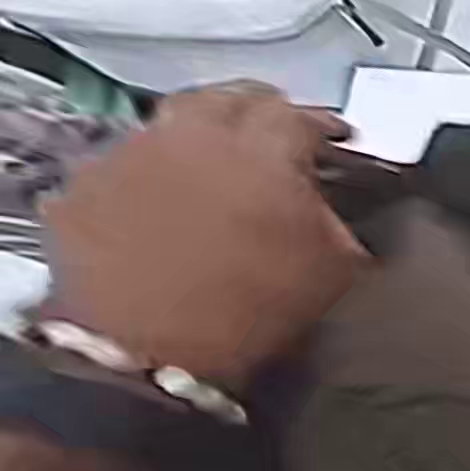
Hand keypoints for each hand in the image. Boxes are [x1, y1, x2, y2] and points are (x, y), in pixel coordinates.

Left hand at [41, 81, 365, 388]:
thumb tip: (340, 206)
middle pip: (229, 99)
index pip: (297, 117)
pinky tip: (197, 200)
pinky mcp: (93, 180)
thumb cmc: (270, 306)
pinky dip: (178, 167)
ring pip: (181, 122)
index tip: (344, 140)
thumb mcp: (343, 269)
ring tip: (245, 167)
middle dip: (266, 112)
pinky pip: (145, 157)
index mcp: (262, 157)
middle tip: (294, 137)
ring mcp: (131, 152)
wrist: (162, 340)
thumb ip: (342, 223)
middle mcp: (190, 138)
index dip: (327, 126)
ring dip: (219, 136)